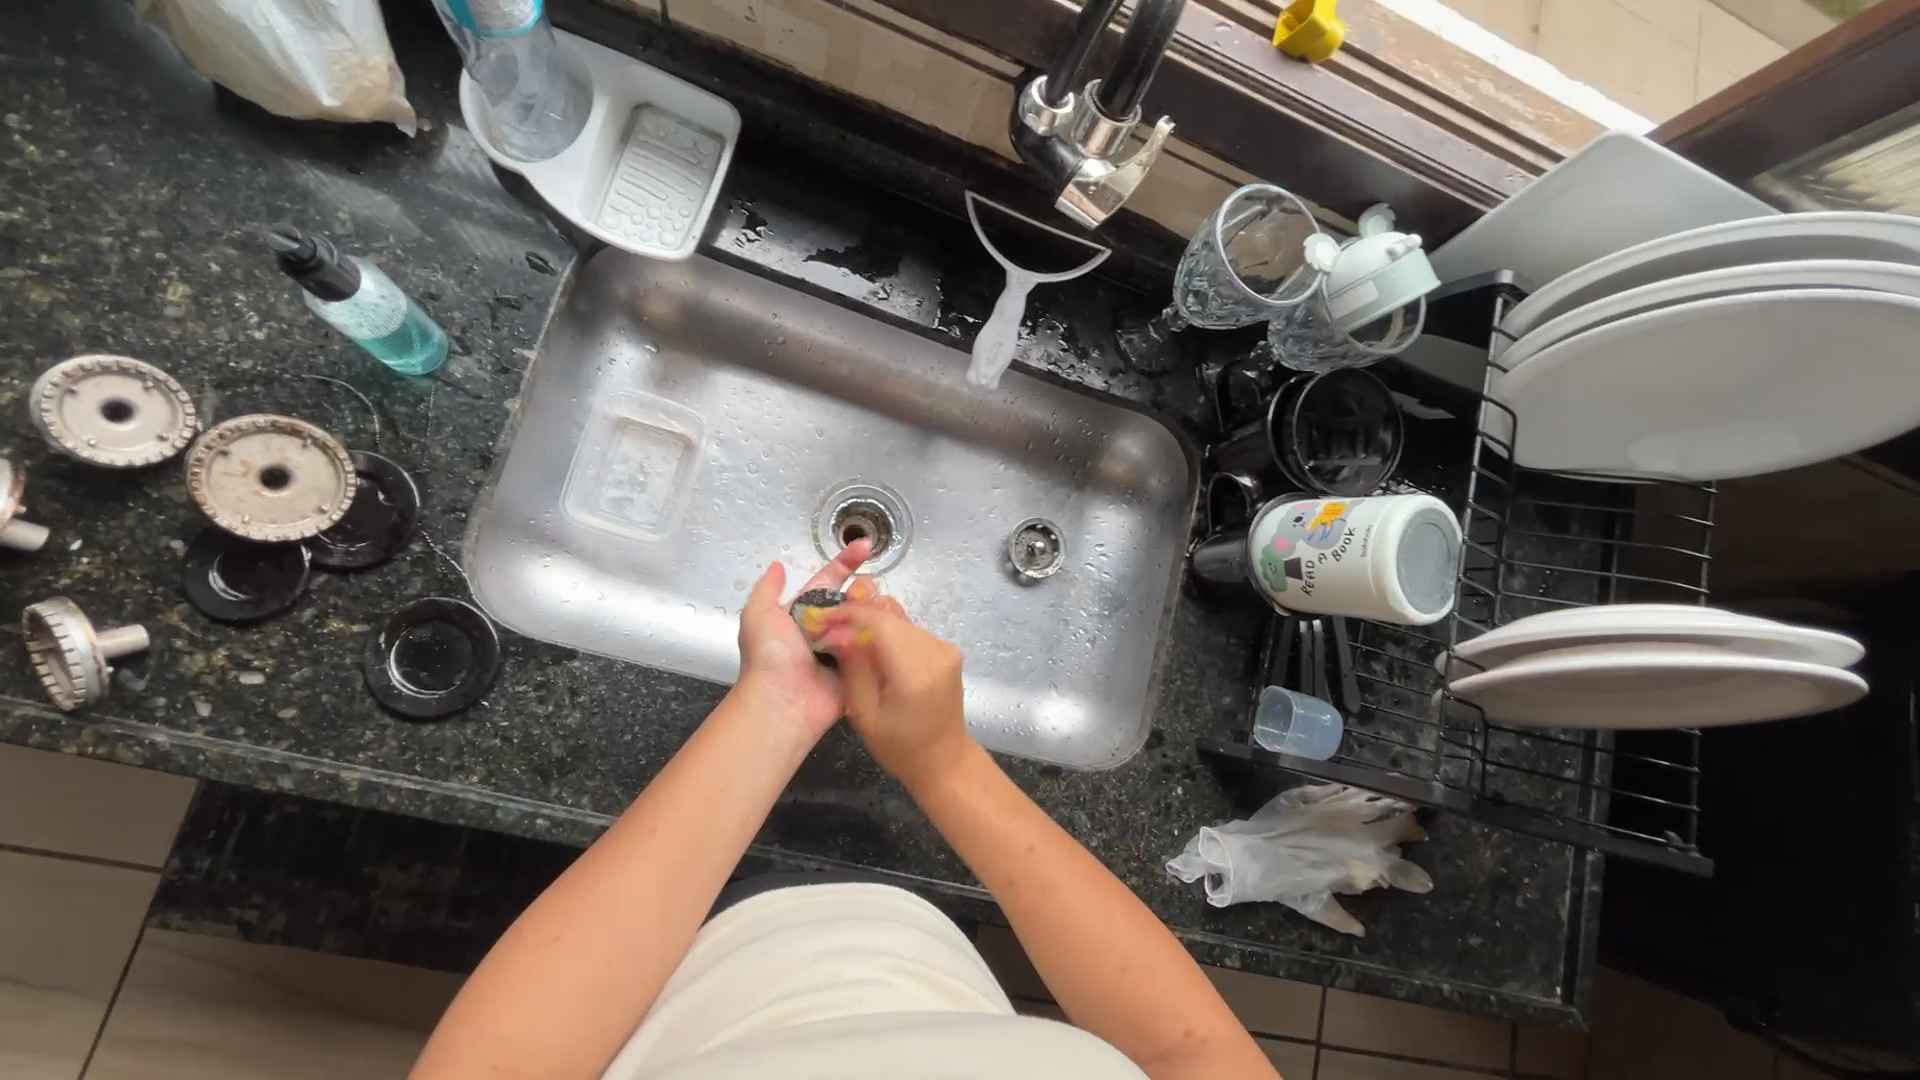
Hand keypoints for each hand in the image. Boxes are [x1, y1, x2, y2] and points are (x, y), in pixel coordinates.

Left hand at [733, 538, 872, 743]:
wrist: (782, 702)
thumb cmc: (769, 657)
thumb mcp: (758, 616)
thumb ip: (767, 589)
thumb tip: (777, 565)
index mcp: (804, 613)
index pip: (830, 580)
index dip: (847, 563)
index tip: (866, 547)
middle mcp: (827, 628)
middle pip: (853, 598)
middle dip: (864, 587)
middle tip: (869, 590)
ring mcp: (845, 649)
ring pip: (868, 620)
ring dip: (876, 608)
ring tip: (880, 605)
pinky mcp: (860, 669)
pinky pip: (877, 647)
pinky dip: (885, 635)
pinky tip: (894, 622)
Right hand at [817, 602, 974, 791]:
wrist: (945, 759)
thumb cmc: (900, 747)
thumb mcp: (865, 715)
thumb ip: (853, 669)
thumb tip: (837, 632)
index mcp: (916, 672)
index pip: (881, 623)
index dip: (849, 615)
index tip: (822, 619)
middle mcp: (936, 652)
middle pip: (891, 618)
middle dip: (857, 617)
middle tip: (828, 626)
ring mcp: (946, 649)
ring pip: (901, 621)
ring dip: (873, 623)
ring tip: (845, 635)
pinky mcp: (948, 650)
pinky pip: (912, 631)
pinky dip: (890, 633)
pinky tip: (872, 645)